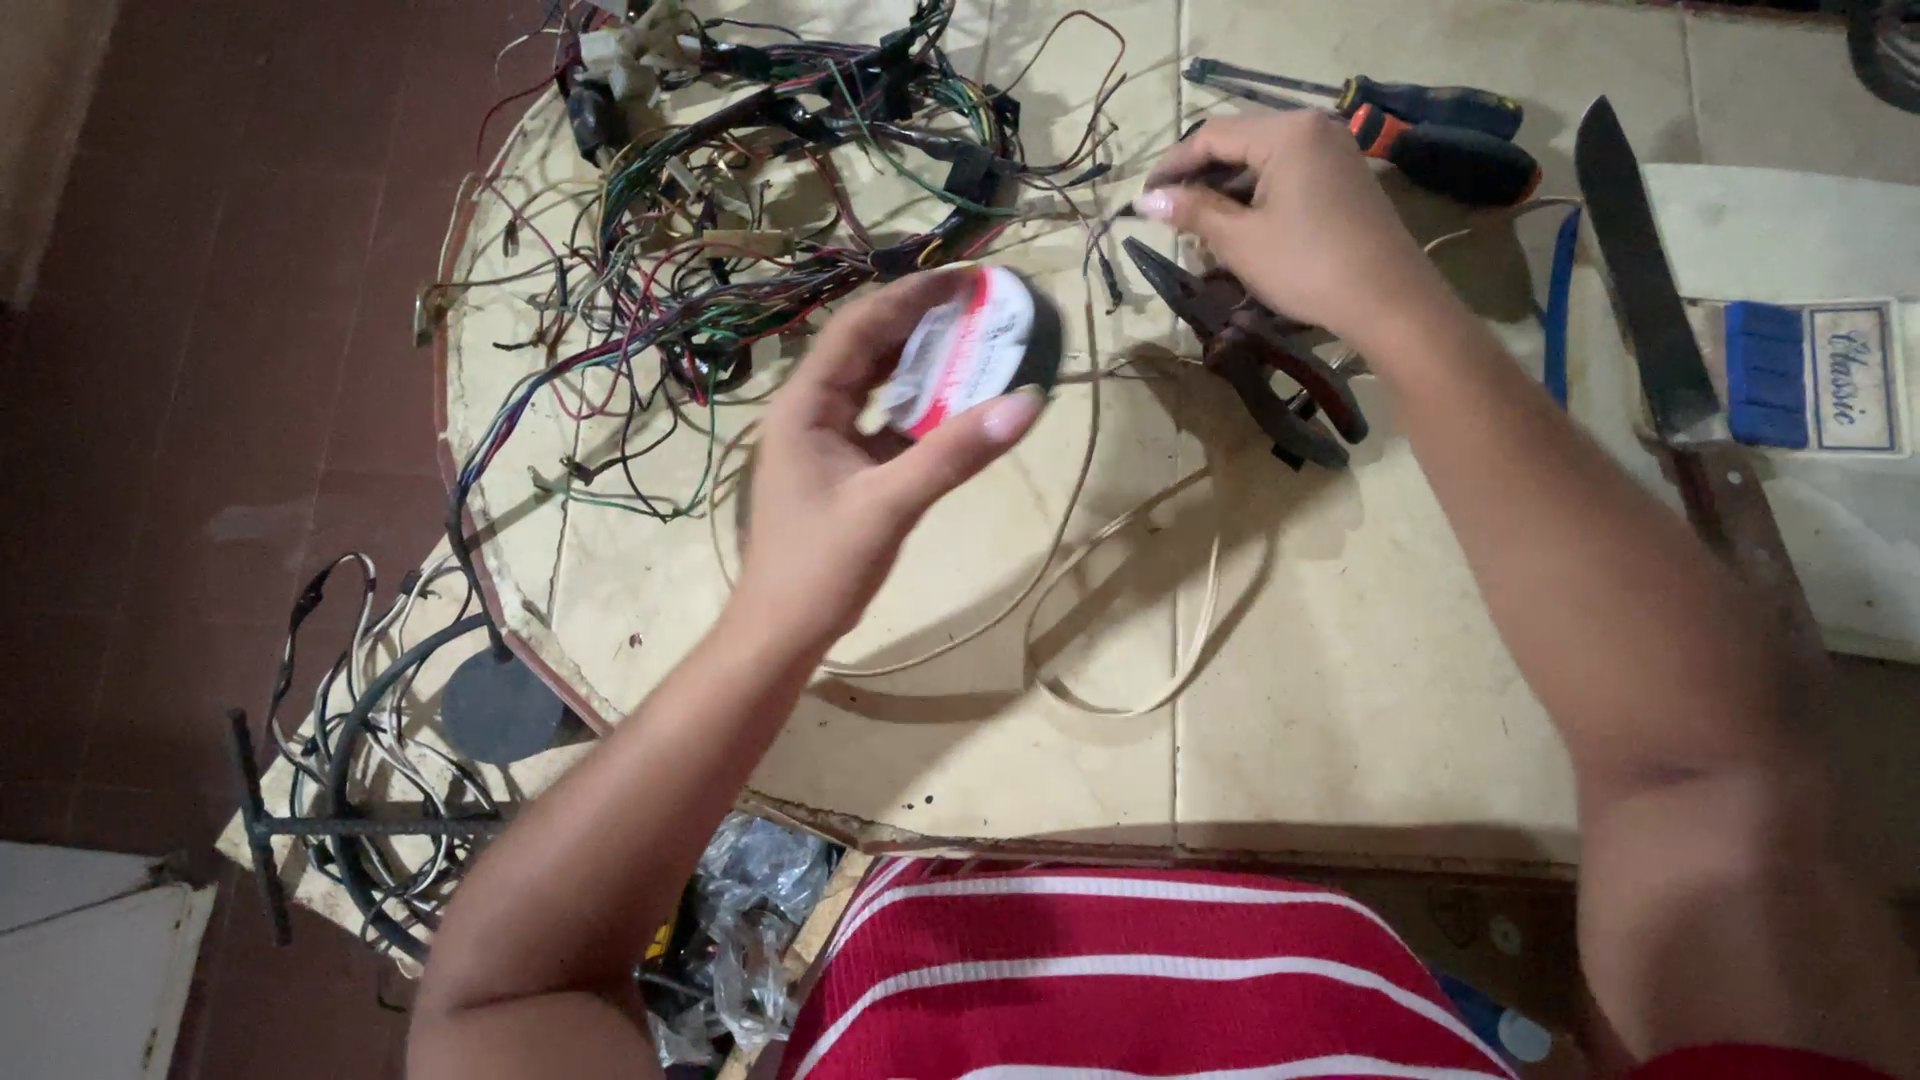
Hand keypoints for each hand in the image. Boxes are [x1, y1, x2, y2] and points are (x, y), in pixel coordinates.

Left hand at [733, 269, 1045, 651]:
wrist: (782, 632)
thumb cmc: (819, 568)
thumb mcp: (888, 507)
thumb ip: (953, 455)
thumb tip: (1026, 403)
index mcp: (805, 405)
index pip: (859, 329)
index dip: (911, 297)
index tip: (966, 280)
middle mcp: (812, 412)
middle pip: (868, 350)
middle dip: (922, 324)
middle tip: (981, 308)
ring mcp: (826, 442)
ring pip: (878, 387)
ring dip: (923, 366)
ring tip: (977, 344)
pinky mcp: (844, 470)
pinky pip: (885, 424)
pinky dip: (921, 412)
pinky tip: (958, 408)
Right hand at [1134, 111, 1455, 350]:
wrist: (1386, 299)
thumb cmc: (1305, 266)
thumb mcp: (1239, 241)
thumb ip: (1192, 212)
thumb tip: (1146, 200)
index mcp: (1286, 132)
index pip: (1211, 135)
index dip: (1171, 166)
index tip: (1142, 198)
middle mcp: (1311, 128)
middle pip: (1237, 144)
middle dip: (1198, 181)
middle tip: (1168, 218)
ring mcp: (1331, 152)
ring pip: (1260, 164)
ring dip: (1224, 194)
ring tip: (1197, 233)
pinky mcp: (1341, 179)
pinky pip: (1284, 177)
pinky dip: (1254, 200)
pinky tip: (1236, 232)